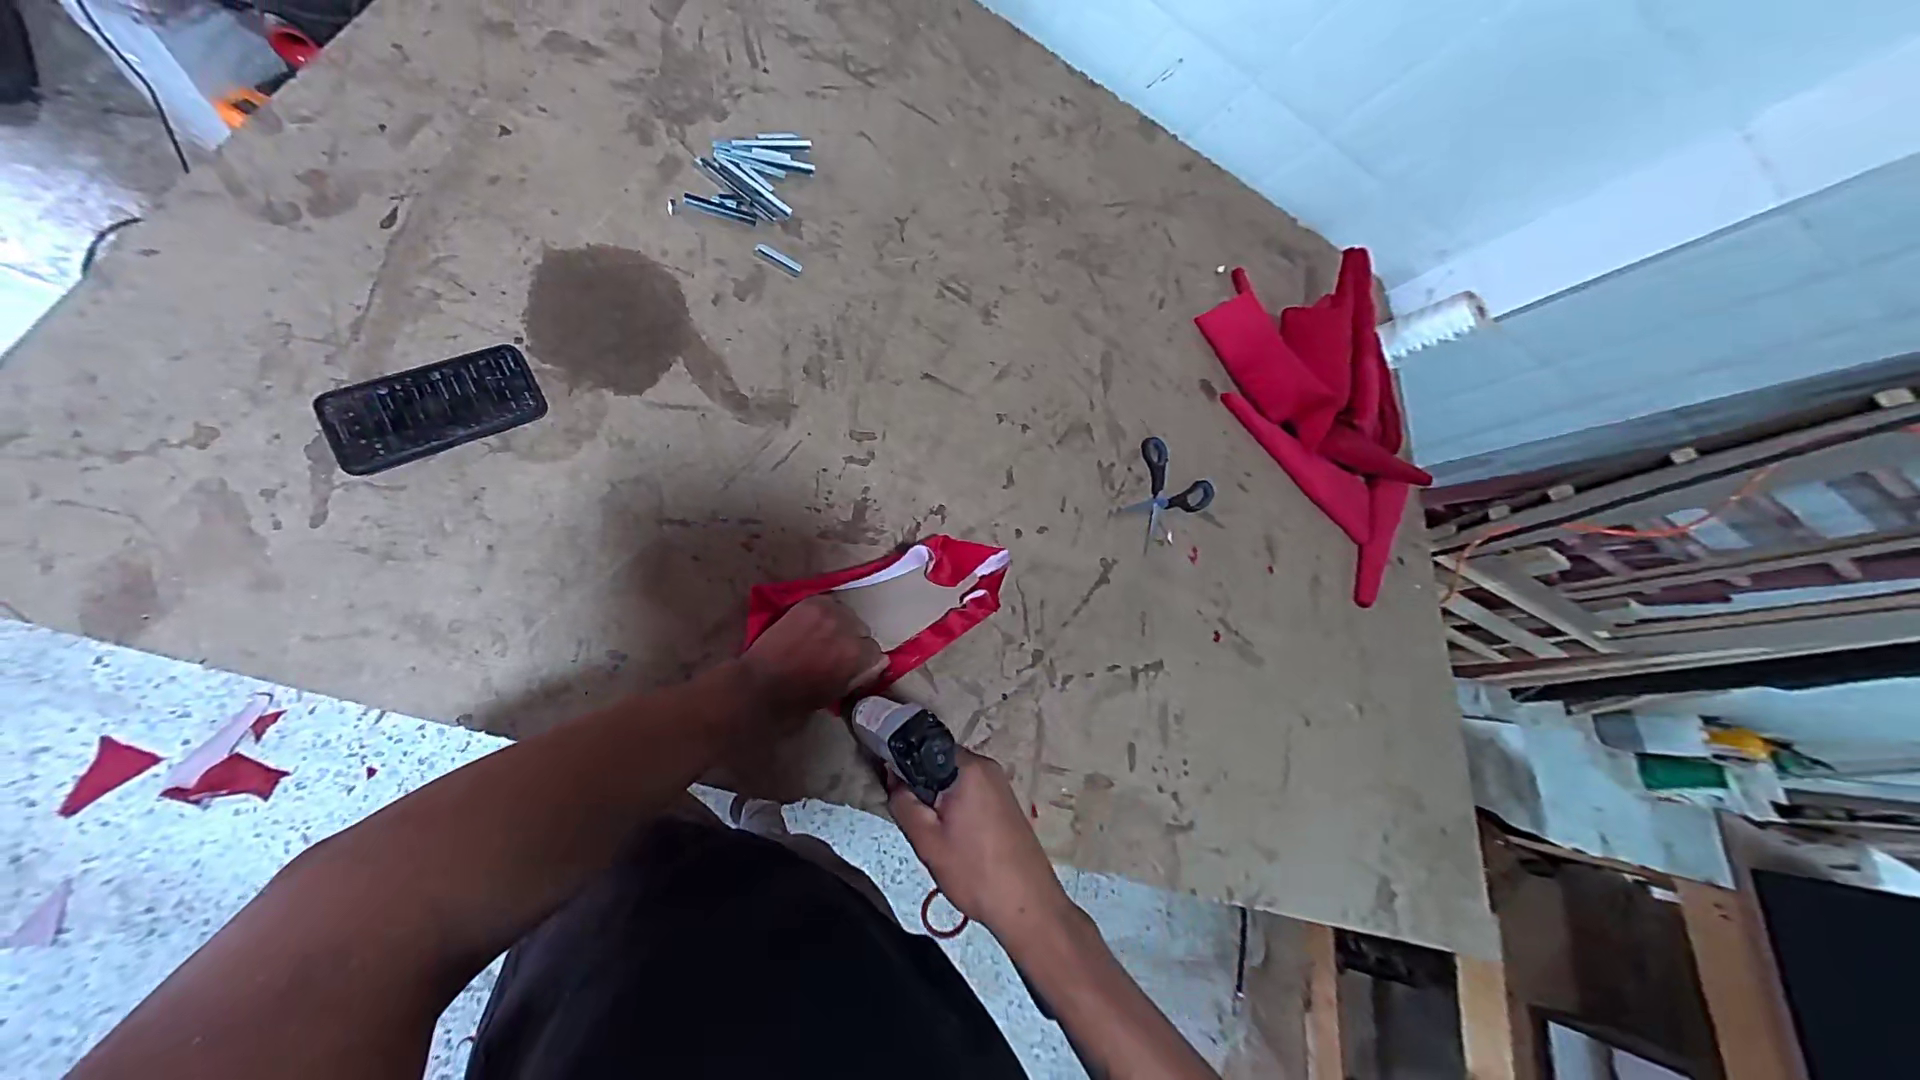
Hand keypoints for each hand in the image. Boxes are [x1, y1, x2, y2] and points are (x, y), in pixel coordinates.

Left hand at [738, 596, 887, 716]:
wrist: (760, 683)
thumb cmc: (799, 697)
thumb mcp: (838, 692)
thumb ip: (860, 675)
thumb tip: (875, 663)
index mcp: (857, 654)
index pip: (876, 652)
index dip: (863, 661)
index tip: (852, 666)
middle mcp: (848, 629)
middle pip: (864, 630)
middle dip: (854, 641)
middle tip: (835, 652)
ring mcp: (829, 613)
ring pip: (848, 615)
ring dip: (840, 625)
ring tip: (823, 637)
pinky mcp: (812, 603)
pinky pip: (831, 604)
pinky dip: (825, 614)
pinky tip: (814, 625)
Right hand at [889, 748, 1074, 940]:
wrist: (1028, 905)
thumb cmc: (975, 872)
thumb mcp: (927, 840)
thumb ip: (903, 802)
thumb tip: (891, 774)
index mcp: (968, 767)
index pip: (923, 746)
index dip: (902, 763)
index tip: (890, 786)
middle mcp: (986, 766)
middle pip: (938, 763)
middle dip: (921, 786)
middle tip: (916, 821)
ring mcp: (999, 783)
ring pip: (953, 780)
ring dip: (937, 800)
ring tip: (935, 835)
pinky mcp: (1004, 801)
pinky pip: (969, 792)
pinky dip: (955, 807)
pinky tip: (954, 838)